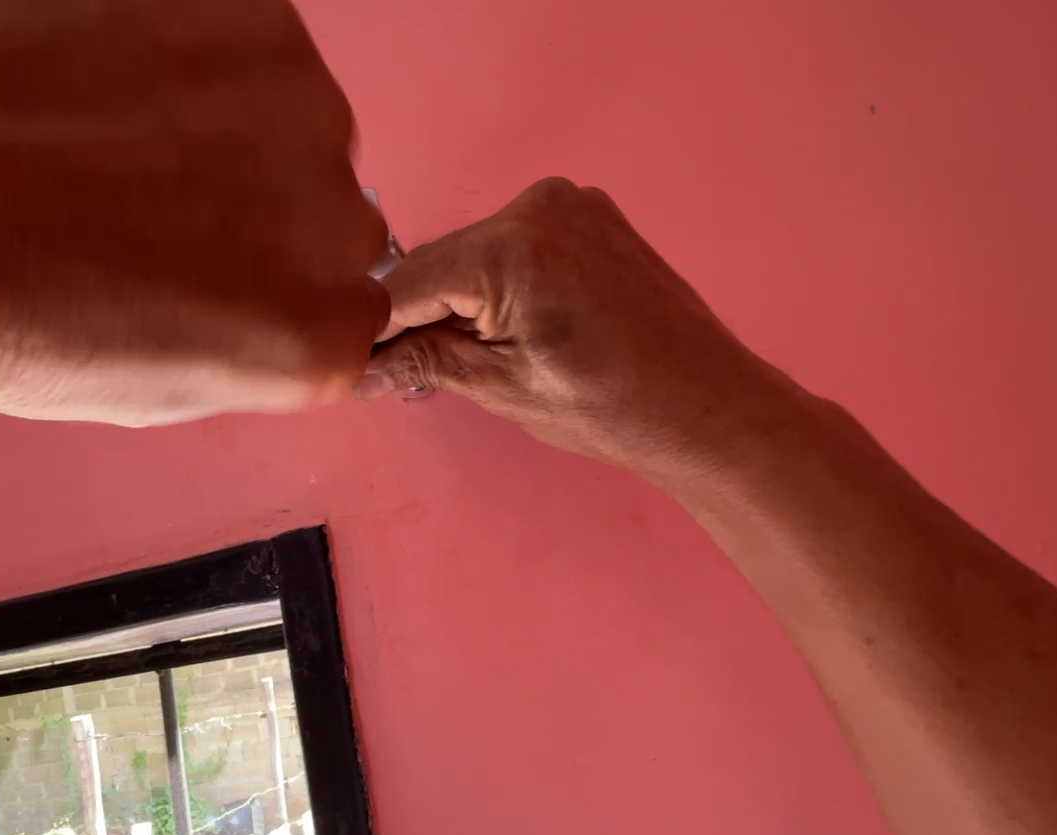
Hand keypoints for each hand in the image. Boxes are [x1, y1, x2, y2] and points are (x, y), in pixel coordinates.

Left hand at [0, 0, 388, 428]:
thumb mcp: (147, 388)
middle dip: (260, 213)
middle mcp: (335, 219)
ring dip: (222, 125)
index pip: (352, 306)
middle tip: (147, 207)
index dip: (278, 290)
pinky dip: (185, 50)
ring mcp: (294, 93)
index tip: (217, 278)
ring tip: (102, 136)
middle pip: (333, 210)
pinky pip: (239, 35)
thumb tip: (280, 297)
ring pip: (287, 115)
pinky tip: (92, 68)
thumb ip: (250, 349)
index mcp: (317, 338)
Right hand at [362, 178, 809, 486]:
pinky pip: (513, 251)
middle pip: (440, 264)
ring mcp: (571, 205)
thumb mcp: (501, 387)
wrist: (707, 406)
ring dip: (452, 304)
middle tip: (395, 374)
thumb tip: (358, 370)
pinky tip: (496, 332)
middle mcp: (540, 204)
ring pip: (474, 257)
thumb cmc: (610, 408)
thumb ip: (423, 363)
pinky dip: (492, 288)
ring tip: (451, 361)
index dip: (372, 328)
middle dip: (413, 316)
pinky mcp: (590, 219)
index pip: (408, 281)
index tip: (349, 365)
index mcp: (514, 245)